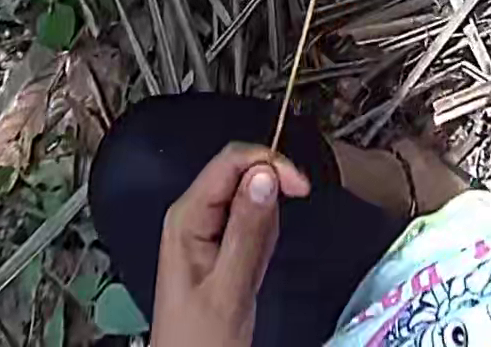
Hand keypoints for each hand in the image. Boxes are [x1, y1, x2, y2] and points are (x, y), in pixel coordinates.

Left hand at [151, 143, 311, 346]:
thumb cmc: (202, 342)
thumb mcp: (229, 290)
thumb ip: (248, 229)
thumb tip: (266, 172)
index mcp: (188, 214)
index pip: (230, 161)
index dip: (268, 162)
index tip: (302, 186)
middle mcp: (194, 212)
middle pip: (239, 173)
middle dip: (266, 198)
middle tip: (271, 242)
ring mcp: (206, 227)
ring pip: (248, 197)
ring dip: (264, 224)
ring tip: (254, 267)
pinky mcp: (219, 243)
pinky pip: (250, 222)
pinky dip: (262, 239)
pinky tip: (254, 268)